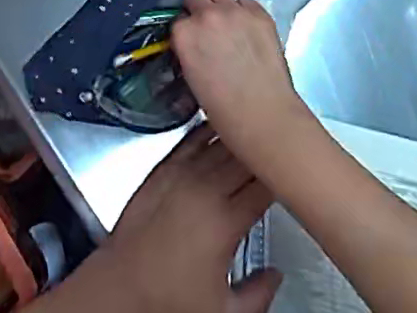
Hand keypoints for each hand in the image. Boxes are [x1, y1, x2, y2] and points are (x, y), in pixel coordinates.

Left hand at [51, 124, 281, 312]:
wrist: (119, 287)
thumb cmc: (165, 299)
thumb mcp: (223, 311)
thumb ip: (258, 294)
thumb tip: (275, 276)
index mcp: (226, 222)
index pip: (266, 184)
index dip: (285, 172)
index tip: (297, 168)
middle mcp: (205, 191)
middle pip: (246, 155)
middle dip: (266, 147)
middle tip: (282, 141)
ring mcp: (182, 176)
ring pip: (220, 141)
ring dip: (239, 132)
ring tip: (257, 122)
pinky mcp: (162, 169)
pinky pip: (190, 139)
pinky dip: (207, 128)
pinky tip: (217, 122)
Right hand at [171, 0, 312, 156]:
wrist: (264, 115)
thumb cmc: (225, 109)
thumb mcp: (192, 77)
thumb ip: (190, 50)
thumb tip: (196, 43)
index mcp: (184, 34)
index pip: (178, 19)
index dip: (186, 28)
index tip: (192, 37)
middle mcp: (207, 15)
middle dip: (199, 9)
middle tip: (208, 27)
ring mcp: (235, 11)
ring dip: (221, 5)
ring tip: (229, 25)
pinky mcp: (260, 13)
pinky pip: (246, 1)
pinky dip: (245, 11)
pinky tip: (249, 30)